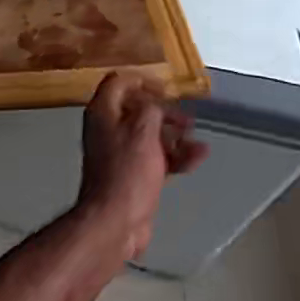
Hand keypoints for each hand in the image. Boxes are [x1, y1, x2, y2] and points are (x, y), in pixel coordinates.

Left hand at [77, 71, 207, 259]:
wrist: (116, 220)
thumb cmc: (127, 171)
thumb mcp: (143, 131)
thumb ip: (150, 109)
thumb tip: (154, 103)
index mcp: (103, 112)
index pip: (118, 82)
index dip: (142, 80)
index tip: (166, 89)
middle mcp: (107, 128)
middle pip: (137, 109)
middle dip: (165, 112)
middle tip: (186, 118)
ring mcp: (119, 153)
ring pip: (150, 135)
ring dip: (174, 135)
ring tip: (196, 141)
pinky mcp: (132, 174)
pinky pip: (155, 157)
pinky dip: (174, 155)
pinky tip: (197, 157)